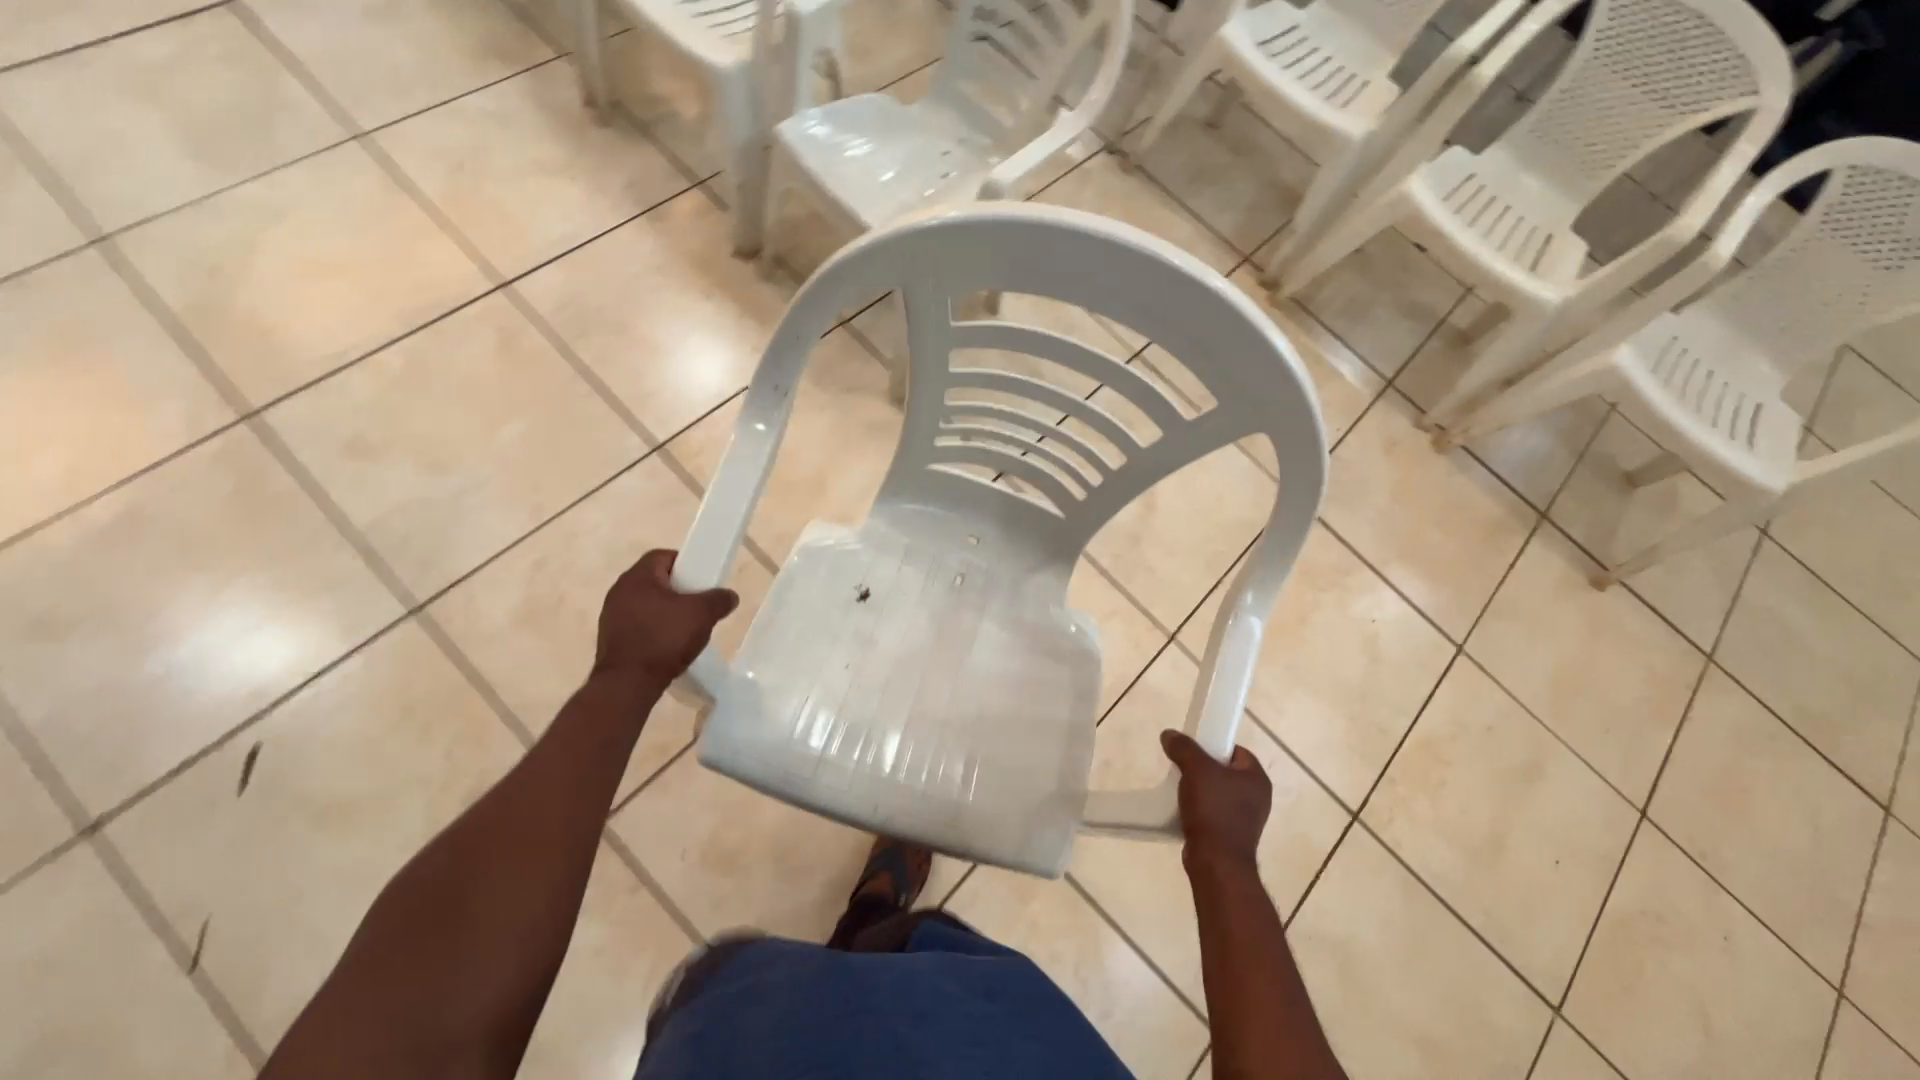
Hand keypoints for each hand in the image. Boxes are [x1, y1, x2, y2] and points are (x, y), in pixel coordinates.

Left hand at [593, 550, 739, 689]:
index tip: (702, 580)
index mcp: (638, 577)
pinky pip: (638, 625)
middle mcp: (619, 590)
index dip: (686, 563)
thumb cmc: (664, 639)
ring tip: (686, 630)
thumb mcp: (702, 615)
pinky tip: (668, 647)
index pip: (663, 556)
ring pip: (646, 604)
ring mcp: (611, 616)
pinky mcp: (611, 639)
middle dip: (678, 590)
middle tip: (698, 605)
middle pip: (655, 581)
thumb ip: (718, 600)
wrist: (628, 683)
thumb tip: (729, 596)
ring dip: (665, 613)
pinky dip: (654, 630)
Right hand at [1161, 730, 1271, 871]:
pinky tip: (1183, 810)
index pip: (1237, 751)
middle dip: (1203, 770)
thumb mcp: (1196, 770)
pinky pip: (1214, 814)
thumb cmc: (1213, 810)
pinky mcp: (1232, 836)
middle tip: (1182, 768)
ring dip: (1199, 791)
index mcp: (1257, 778)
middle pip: (1226, 772)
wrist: (1216, 862)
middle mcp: (1257, 797)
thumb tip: (1169, 734)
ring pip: (1218, 794)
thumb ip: (1184, 748)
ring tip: (1179, 789)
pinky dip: (1199, 810)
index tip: (1193, 750)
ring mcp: (1246, 819)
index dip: (1214, 746)